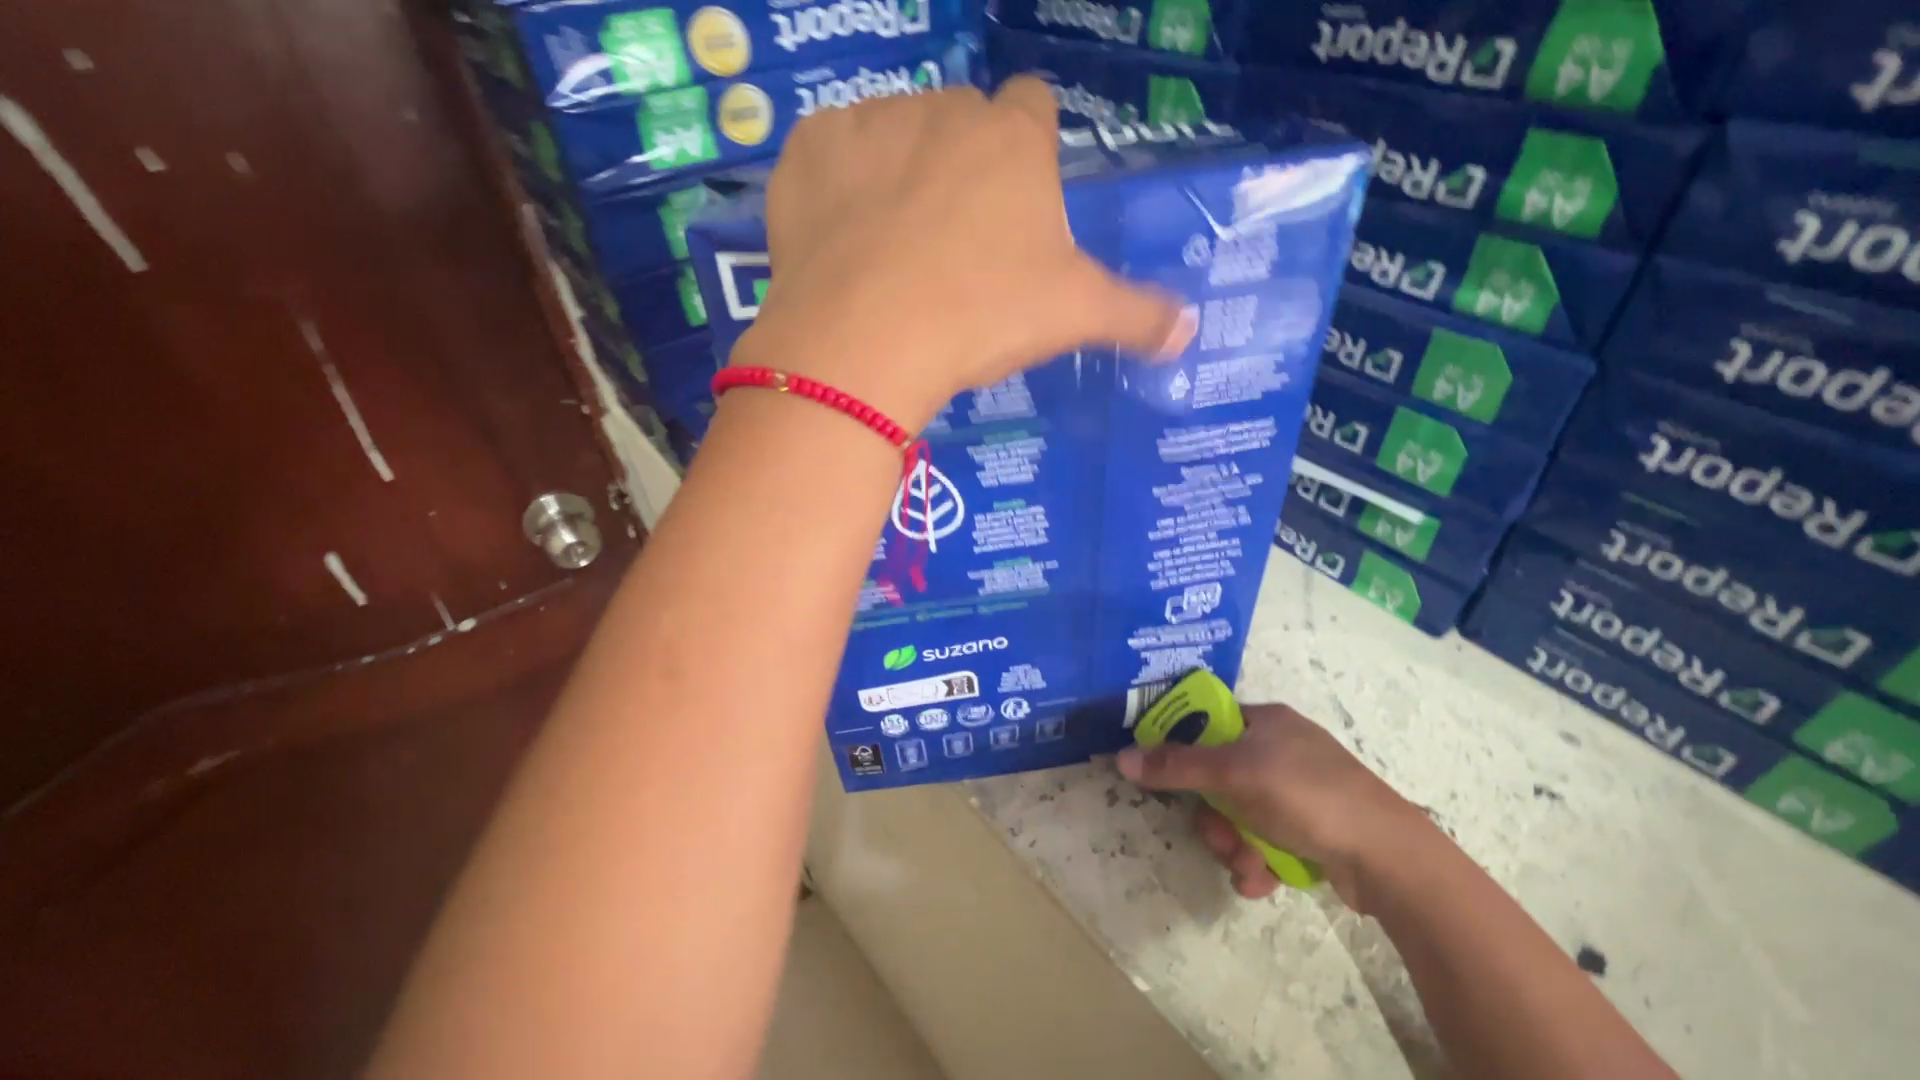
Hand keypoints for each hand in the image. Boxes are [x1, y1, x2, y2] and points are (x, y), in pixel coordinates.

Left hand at [733, 77, 1193, 431]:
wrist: (865, 341)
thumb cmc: (981, 315)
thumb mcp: (1073, 316)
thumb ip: (1136, 314)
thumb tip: (1189, 330)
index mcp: (1013, 136)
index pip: (1033, 107)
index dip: (1028, 153)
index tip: (1017, 207)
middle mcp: (942, 108)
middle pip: (959, 124)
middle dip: (960, 168)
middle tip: (954, 248)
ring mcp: (867, 123)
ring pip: (892, 136)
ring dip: (897, 175)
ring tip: (892, 252)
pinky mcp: (806, 150)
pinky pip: (829, 156)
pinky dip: (836, 189)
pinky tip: (842, 243)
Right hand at [1115, 703, 1427, 906]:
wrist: (1386, 856)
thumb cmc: (1306, 796)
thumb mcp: (1234, 775)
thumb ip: (1176, 766)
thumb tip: (1121, 757)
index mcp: (1265, 722)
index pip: (1206, 724)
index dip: (1181, 750)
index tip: (1164, 780)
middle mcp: (1280, 750)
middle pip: (1217, 779)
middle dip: (1213, 817)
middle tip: (1220, 835)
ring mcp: (1297, 792)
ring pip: (1238, 816)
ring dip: (1234, 845)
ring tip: (1248, 865)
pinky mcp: (1311, 829)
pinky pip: (1264, 840)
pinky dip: (1258, 861)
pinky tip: (1263, 880)